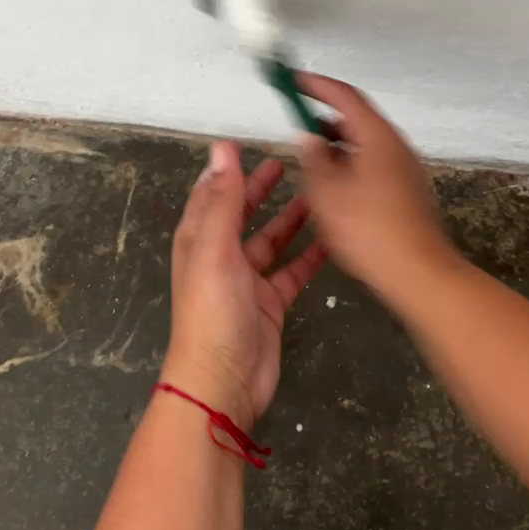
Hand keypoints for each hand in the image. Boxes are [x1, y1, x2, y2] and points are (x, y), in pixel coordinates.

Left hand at [159, 141, 327, 428]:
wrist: (223, 382)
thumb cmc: (213, 310)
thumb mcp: (216, 247)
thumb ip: (224, 198)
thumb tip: (222, 148)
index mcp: (199, 238)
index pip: (212, 195)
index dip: (227, 171)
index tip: (246, 147)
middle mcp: (220, 256)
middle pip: (240, 214)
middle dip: (258, 189)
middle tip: (285, 164)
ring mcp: (246, 282)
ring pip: (270, 241)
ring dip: (288, 220)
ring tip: (314, 196)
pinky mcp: (270, 305)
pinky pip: (291, 272)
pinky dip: (307, 257)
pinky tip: (329, 241)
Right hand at [295, 73, 459, 301]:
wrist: (420, 273)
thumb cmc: (368, 229)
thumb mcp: (326, 192)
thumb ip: (313, 158)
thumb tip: (309, 137)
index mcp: (377, 136)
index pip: (344, 96)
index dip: (316, 85)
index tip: (292, 80)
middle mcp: (396, 145)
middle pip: (358, 119)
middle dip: (325, 119)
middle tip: (298, 126)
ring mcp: (406, 169)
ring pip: (365, 145)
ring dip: (337, 146)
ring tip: (311, 162)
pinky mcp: (408, 191)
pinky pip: (374, 165)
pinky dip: (350, 165)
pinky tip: (335, 189)